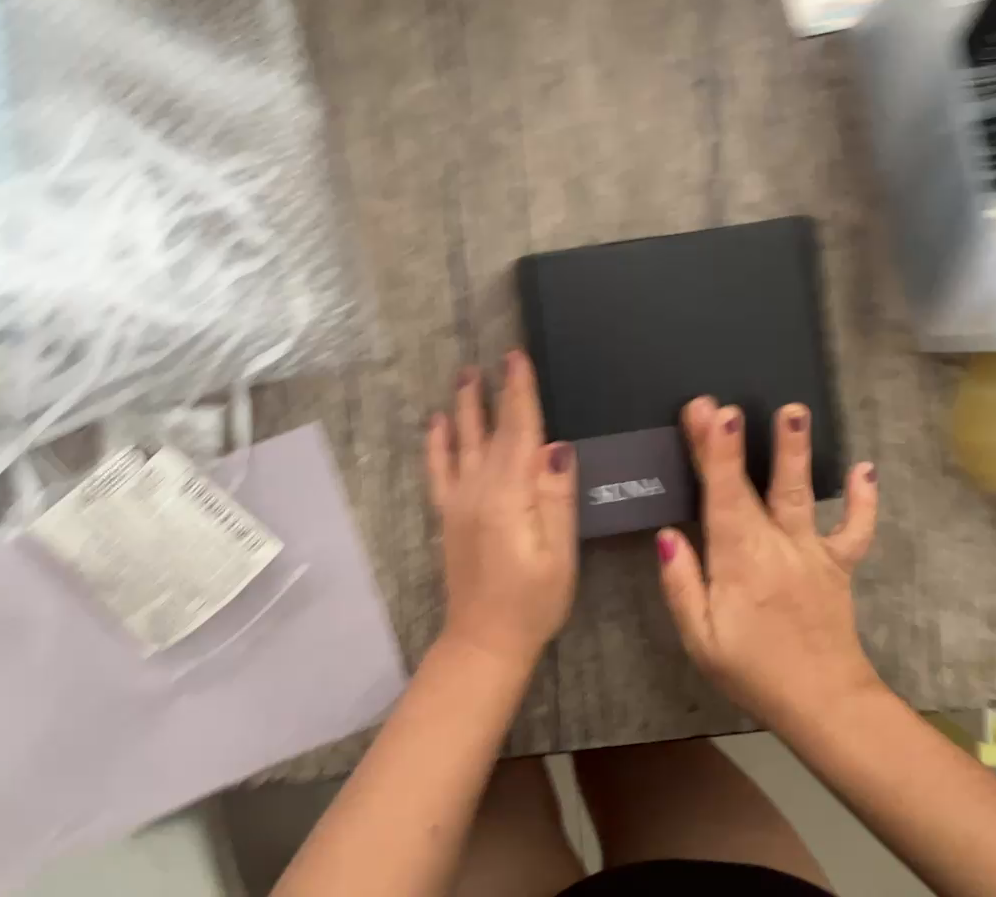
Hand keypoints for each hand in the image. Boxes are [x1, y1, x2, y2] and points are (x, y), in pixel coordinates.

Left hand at [425, 350, 578, 669]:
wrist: (485, 639)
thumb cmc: (534, 601)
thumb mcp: (559, 553)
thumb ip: (556, 497)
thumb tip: (556, 445)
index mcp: (510, 495)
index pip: (519, 431)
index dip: (519, 392)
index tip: (517, 357)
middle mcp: (478, 489)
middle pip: (489, 430)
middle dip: (493, 392)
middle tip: (494, 357)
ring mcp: (458, 501)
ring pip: (461, 443)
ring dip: (463, 407)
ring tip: (464, 375)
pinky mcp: (448, 515)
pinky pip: (438, 470)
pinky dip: (436, 444)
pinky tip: (435, 424)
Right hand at [657, 397, 881, 721]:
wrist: (825, 704)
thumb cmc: (753, 672)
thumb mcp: (701, 640)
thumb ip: (681, 585)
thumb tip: (668, 535)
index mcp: (737, 563)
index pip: (721, 498)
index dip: (714, 455)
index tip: (707, 415)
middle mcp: (776, 548)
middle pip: (750, 487)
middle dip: (733, 444)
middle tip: (723, 405)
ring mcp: (812, 553)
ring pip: (801, 496)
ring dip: (795, 453)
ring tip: (794, 411)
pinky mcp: (839, 565)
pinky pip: (855, 531)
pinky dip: (864, 501)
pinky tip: (867, 469)